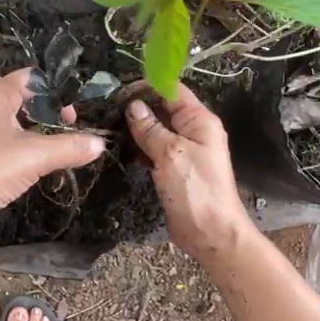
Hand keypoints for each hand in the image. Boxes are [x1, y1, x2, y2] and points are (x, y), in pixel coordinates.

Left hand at [0, 69, 105, 237]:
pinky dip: (7, 140)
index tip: (70, 118)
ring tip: (40, 142)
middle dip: (32, 103)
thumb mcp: (36, 157)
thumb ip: (70, 148)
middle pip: (7, 90)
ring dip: (19, 124)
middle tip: (50, 123)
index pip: (27, 78)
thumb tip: (100, 144)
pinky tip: (20, 161)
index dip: (54, 93)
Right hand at [126, 85, 253, 257]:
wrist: (212, 234)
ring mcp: (185, 152)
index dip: (147, 87)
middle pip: (164, 109)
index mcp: (200, 121)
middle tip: (107, 111)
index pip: (173, 90)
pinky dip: (141, 148)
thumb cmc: (195, 190)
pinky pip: (156, 151)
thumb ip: (150, 128)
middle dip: (138, 108)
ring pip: (158, 131)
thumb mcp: (170, 153)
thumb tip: (133, 106)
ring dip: (137, 129)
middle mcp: (195, 132)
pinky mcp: (176, 170)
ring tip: (110, 129)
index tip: (119, 91)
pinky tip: (123, 150)